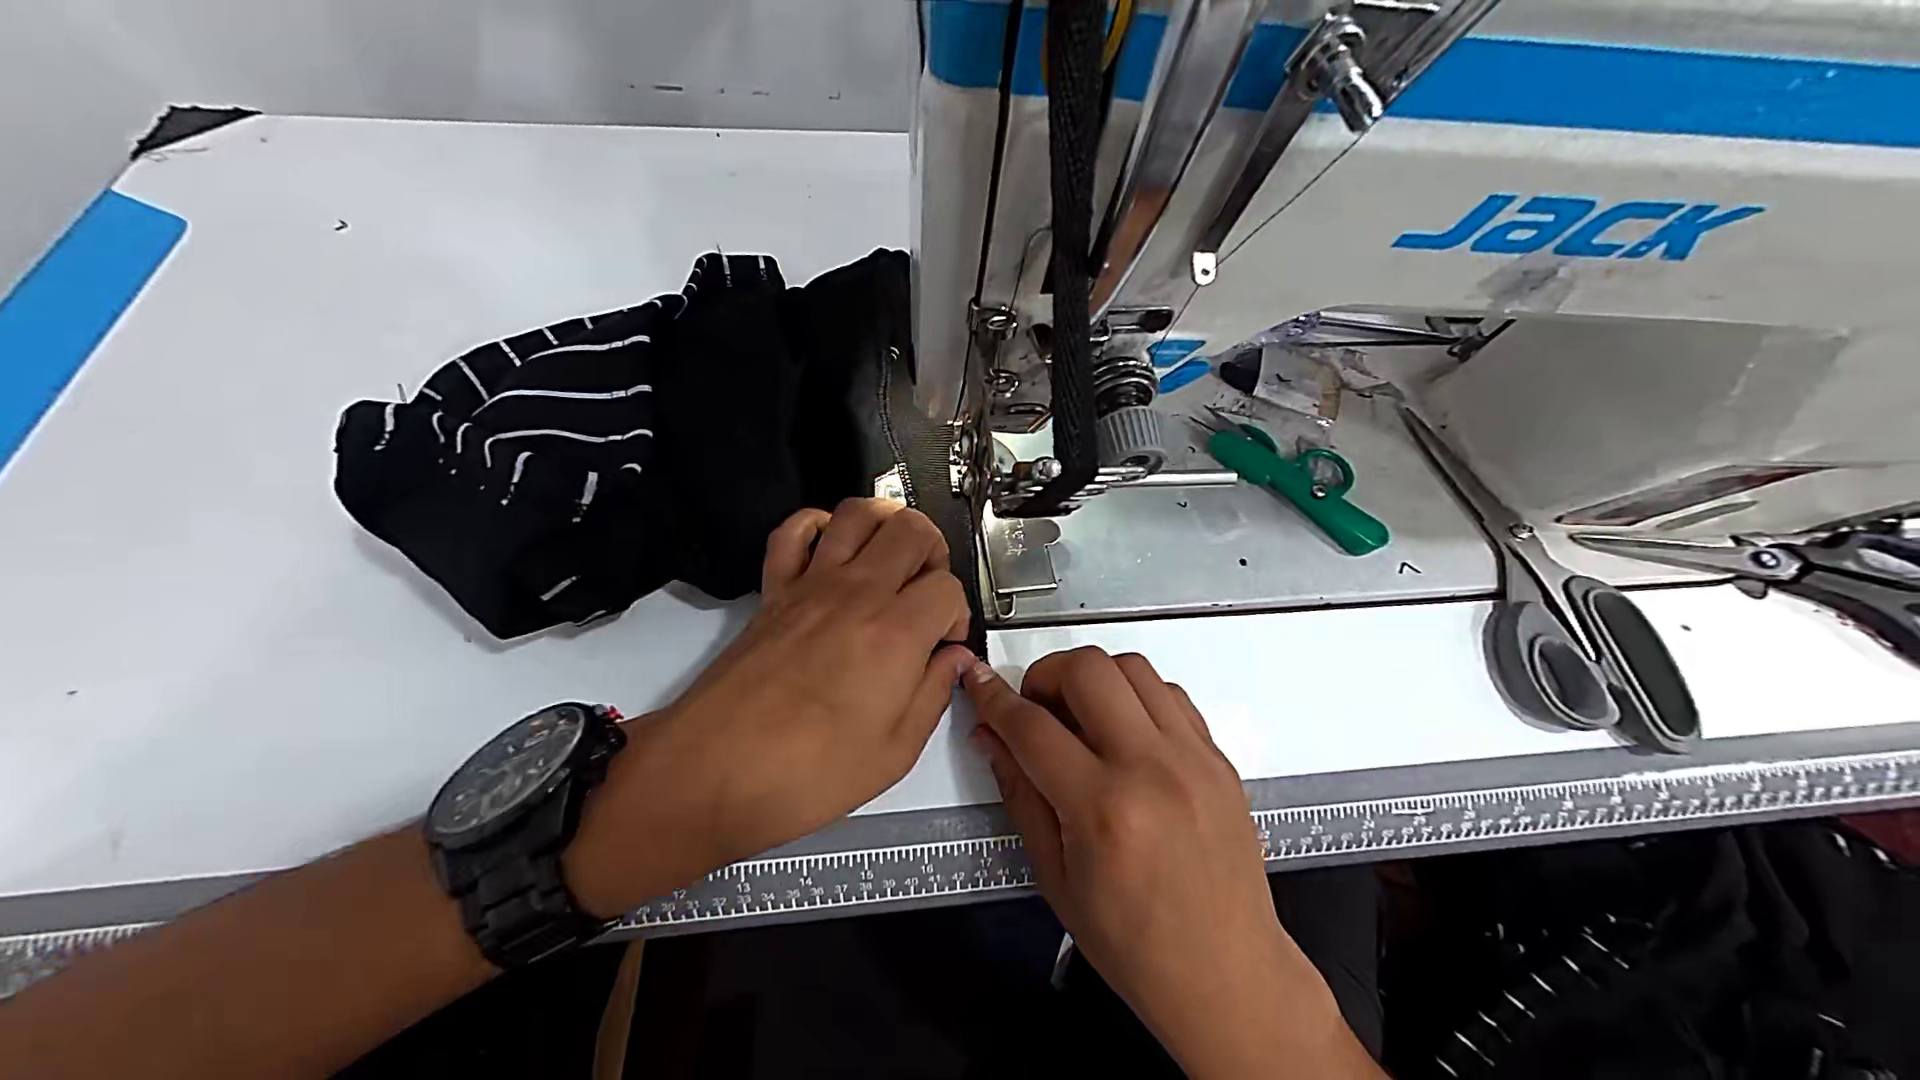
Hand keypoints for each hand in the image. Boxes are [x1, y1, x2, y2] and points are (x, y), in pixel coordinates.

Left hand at [566, 500, 973, 915]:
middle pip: (912, 529)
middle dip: (934, 552)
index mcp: (896, 634)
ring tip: (893, 556)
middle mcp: (857, 594)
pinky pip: (792, 532)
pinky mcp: (773, 591)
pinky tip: (833, 549)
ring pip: (858, 514)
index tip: (946, 642)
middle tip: (928, 590)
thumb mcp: (894, 752)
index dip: (958, 612)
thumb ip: (934, 694)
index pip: (948, 586)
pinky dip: (816, 524)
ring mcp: (811, 585)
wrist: (711, 773)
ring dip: (886, 522)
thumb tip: (954, 660)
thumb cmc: (805, 773)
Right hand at [963, 648, 1380, 1079]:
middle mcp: (1153, 770)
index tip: (981, 683)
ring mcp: (1193, 759)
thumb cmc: (1139, 945)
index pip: (1032, 726)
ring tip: (1079, 713)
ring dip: (1092, 677)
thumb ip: (1020, 794)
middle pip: (1087, 669)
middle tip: (1035, 705)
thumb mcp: (1055, 876)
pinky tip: (1122, 727)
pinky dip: (1135, 694)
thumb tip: (992, 740)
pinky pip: (1170, 693)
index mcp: (1104, 809)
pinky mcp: (1217, 758)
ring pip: (1131, 666)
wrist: (1226, 976)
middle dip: (1045, 674)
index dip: (995, 699)